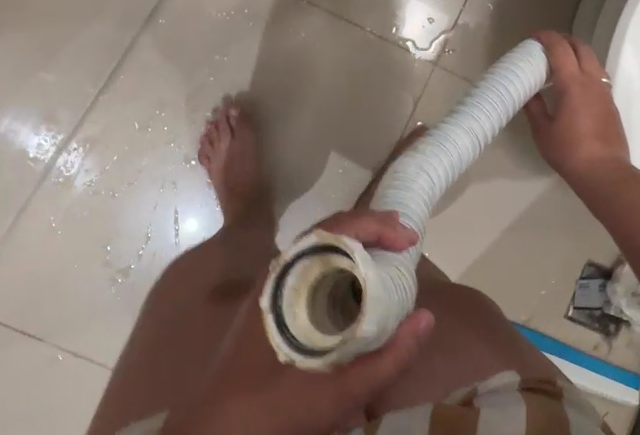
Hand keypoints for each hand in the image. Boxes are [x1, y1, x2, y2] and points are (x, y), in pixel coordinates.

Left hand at [161, 209, 434, 434]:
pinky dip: (337, 262)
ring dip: (353, 242)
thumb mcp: (338, 396)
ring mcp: (269, 288)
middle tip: (405, 240)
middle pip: (328, 230)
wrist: (213, 434)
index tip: (409, 238)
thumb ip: (386, 360)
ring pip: (316, 246)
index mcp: (289, 283)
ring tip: (386, 253)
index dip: (377, 225)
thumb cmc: (274, 412)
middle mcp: (277, 275)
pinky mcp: (267, 305)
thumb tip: (426, 318)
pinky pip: (307, 266)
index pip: (337, 231)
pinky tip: (354, 283)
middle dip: (370, 227)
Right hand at [524, 31, 631, 191]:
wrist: (605, 172)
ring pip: (593, 59)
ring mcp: (604, 91)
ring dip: (577, 52)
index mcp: (572, 83)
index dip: (546, 37)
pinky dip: (585, 67)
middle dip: (564, 39)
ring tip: (561, 60)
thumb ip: (534, 107)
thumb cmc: (569, 152)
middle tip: (547, 44)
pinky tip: (576, 81)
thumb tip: (528, 93)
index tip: (534, 36)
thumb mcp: (543, 131)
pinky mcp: (611, 102)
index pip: (560, 48)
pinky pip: (598, 74)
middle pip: (581, 47)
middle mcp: (591, 81)